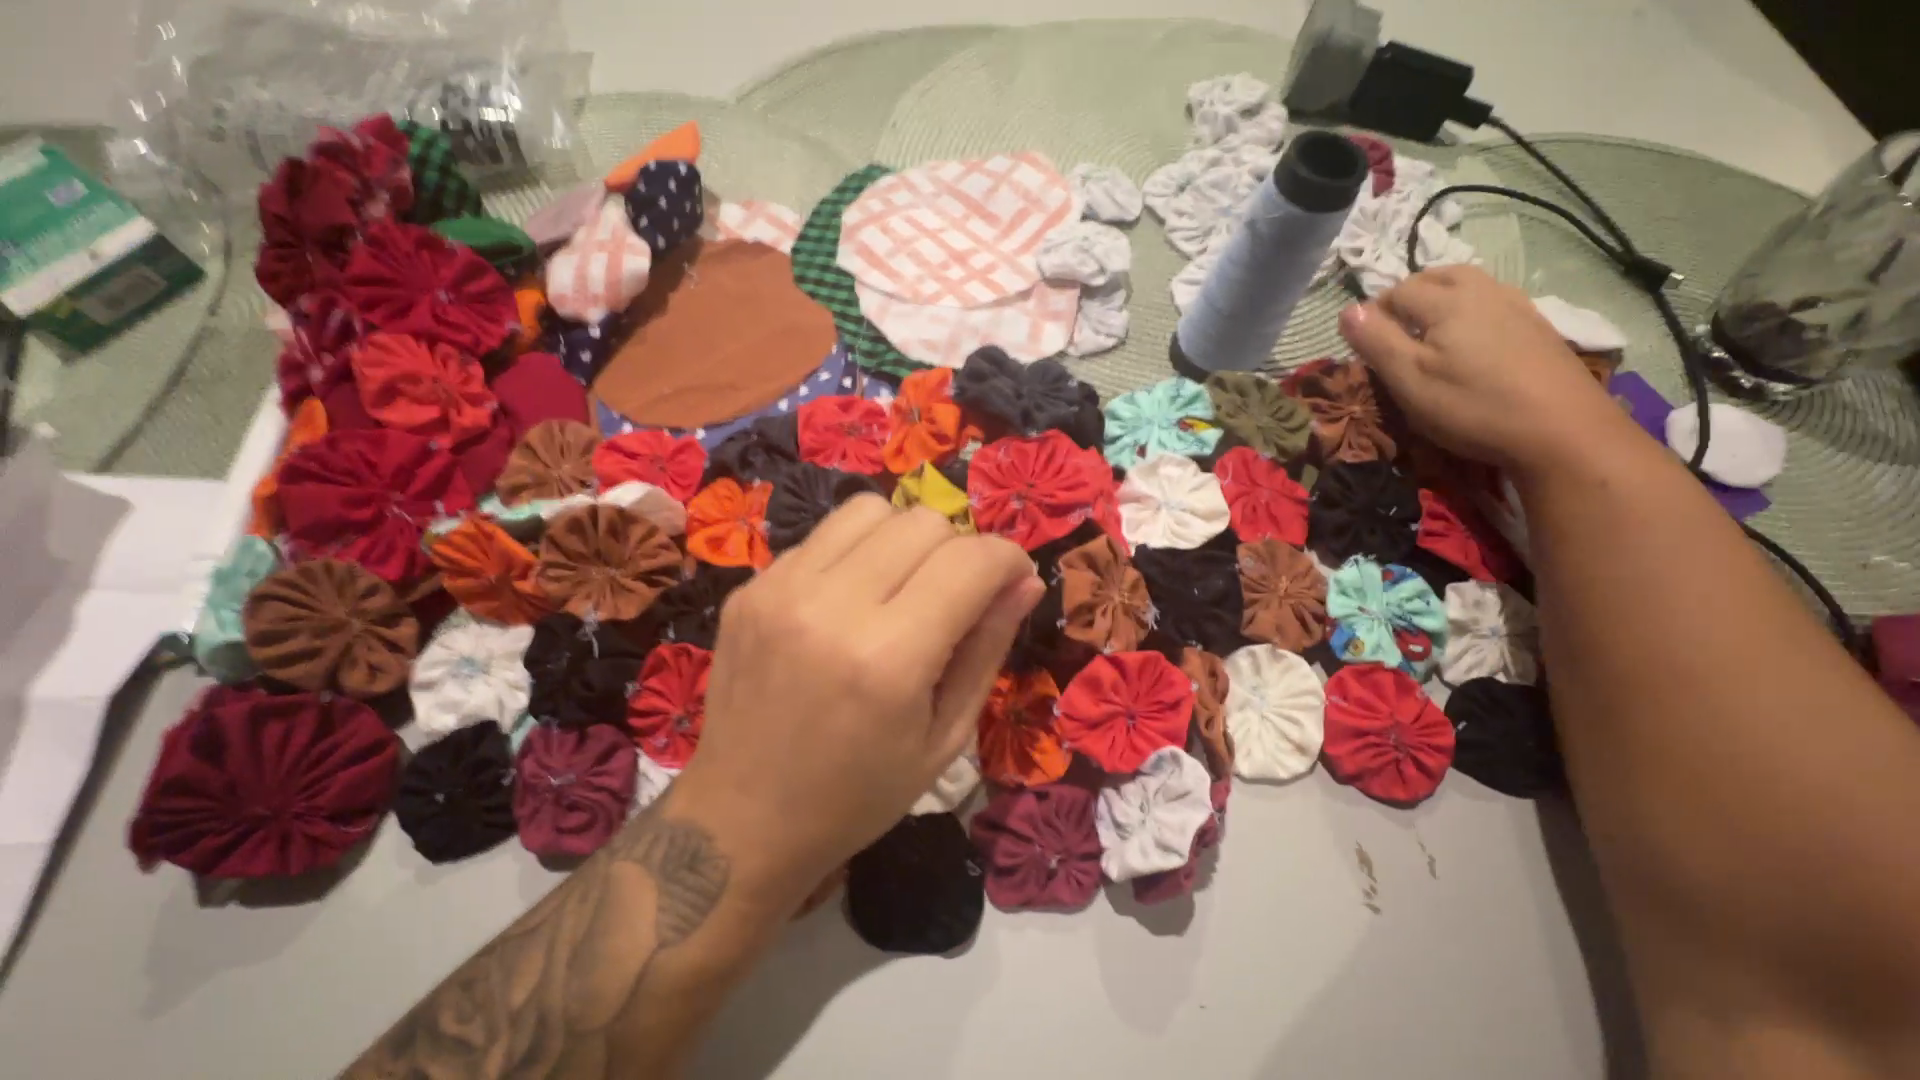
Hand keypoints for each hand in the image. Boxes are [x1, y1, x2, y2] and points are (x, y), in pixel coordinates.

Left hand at [674, 496, 1041, 893]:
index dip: (1009, 560)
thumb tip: (1023, 582)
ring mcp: (781, 590)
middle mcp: (832, 608)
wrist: (743, 819)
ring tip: (903, 588)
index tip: (1013, 582)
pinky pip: (822, 536)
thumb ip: (987, 650)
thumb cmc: (858, 796)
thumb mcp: (944, 740)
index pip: (971, 561)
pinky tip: (850, 604)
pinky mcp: (751, 589)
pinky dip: (855, 555)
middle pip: (923, 521)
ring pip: (870, 509)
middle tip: (956, 596)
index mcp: (889, 659)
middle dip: (959, 549)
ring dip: (905, 539)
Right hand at [1339, 265, 1636, 475]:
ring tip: (1428, 331)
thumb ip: (1376, 341)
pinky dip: (1471, 310)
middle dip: (1408, 295)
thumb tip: (1347, 310)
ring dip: (1441, 298)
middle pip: (1436, 277)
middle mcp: (1483, 291)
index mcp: (1447, 302)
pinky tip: (1471, 341)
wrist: (1562, 431)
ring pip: (1469, 285)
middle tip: (1392, 330)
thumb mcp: (1410, 380)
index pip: (1396, 292)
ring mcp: (1517, 306)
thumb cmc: (1473, 407)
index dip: (1372, 313)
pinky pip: (1493, 302)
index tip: (1362, 344)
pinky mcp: (1538, 327)